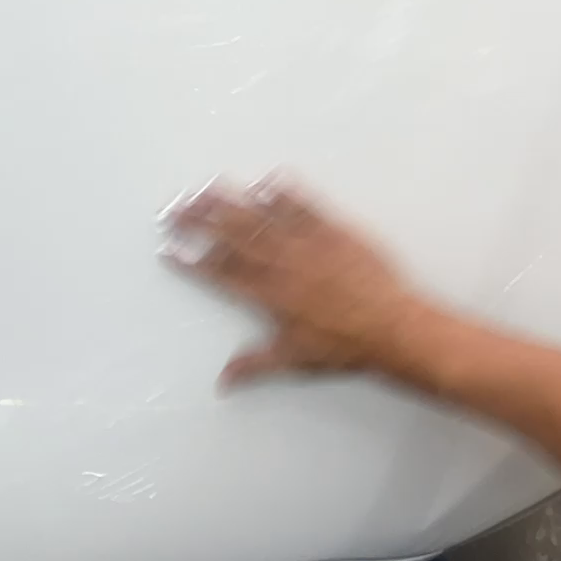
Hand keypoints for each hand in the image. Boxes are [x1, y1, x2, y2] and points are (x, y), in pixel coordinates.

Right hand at [159, 176, 429, 386]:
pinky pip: (306, 206)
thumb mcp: (295, 359)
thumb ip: (255, 365)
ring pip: (263, 217)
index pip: (221, 274)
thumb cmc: (346, 346)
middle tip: (176, 207)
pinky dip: (285, 192)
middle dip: (201, 221)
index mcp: (269, 295)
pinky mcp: (335, 231)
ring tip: (208, 187)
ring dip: (233, 200)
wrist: (391, 326)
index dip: (191, 261)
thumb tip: (224, 380)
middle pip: (233, 237)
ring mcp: (309, 244)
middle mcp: (283, 264)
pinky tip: (268, 180)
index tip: (169, 249)